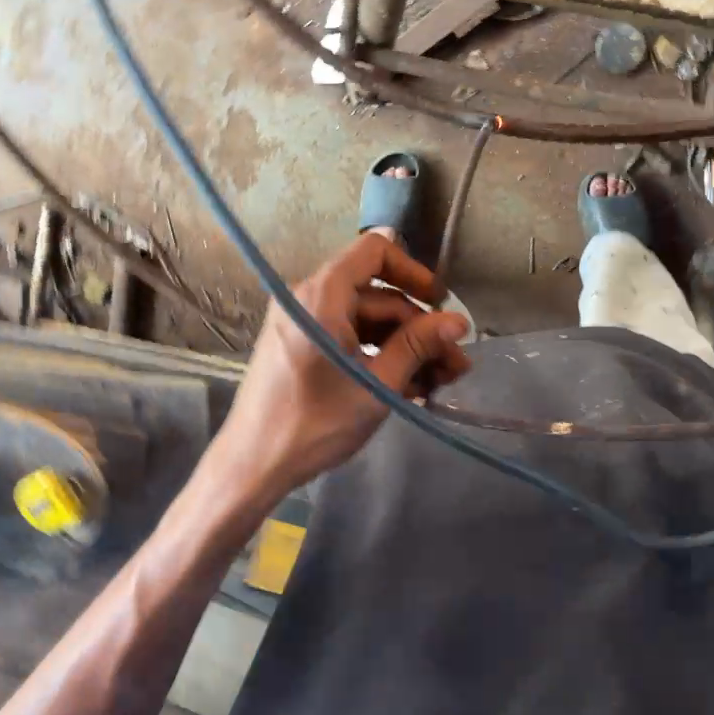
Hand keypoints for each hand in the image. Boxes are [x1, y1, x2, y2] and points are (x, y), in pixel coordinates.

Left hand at [216, 233, 472, 491]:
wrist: (253, 463)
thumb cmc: (314, 424)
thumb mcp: (376, 387)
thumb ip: (418, 348)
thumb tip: (459, 321)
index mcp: (322, 296)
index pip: (375, 251)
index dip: (414, 272)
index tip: (441, 304)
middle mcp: (309, 299)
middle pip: (378, 295)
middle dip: (420, 328)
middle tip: (456, 364)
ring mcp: (304, 324)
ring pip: (368, 321)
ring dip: (406, 348)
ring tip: (440, 383)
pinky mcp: (302, 348)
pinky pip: (349, 338)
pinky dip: (380, 357)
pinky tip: (411, 388)